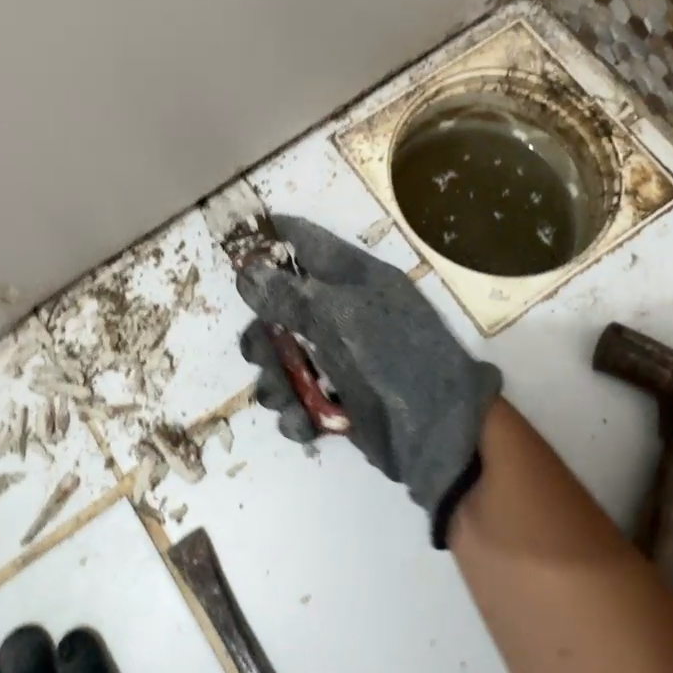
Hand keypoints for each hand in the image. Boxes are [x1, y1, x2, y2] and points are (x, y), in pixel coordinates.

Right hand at [236, 216, 502, 547]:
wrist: (439, 432)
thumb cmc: (396, 357)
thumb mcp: (341, 317)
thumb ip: (290, 295)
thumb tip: (245, 272)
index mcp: (351, 278)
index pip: (305, 242)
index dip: (269, 239)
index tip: (232, 248)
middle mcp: (340, 312)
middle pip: (279, 308)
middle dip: (263, 333)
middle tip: (262, 351)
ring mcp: (338, 357)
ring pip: (281, 358)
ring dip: (275, 379)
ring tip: (286, 397)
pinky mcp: (336, 399)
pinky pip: (297, 399)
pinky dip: (295, 413)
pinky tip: (307, 424)